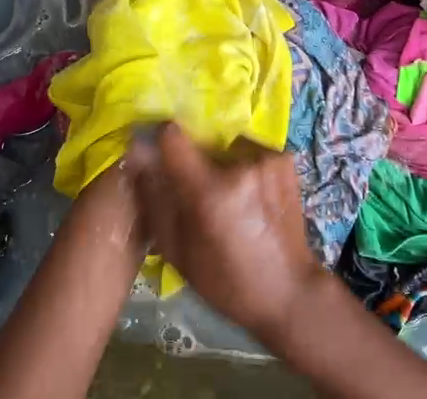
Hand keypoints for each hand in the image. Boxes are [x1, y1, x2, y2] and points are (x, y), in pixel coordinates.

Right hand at [126, 123, 324, 339]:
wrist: (289, 290)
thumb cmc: (226, 281)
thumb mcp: (178, 251)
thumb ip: (154, 197)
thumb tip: (137, 151)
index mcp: (210, 191)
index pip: (172, 136)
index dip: (162, 145)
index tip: (162, 160)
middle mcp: (240, 165)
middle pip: (201, 143)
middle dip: (196, 164)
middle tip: (203, 199)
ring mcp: (267, 158)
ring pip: (226, 147)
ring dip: (223, 165)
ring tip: (232, 201)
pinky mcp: (286, 158)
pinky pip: (251, 151)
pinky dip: (246, 168)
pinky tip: (254, 199)